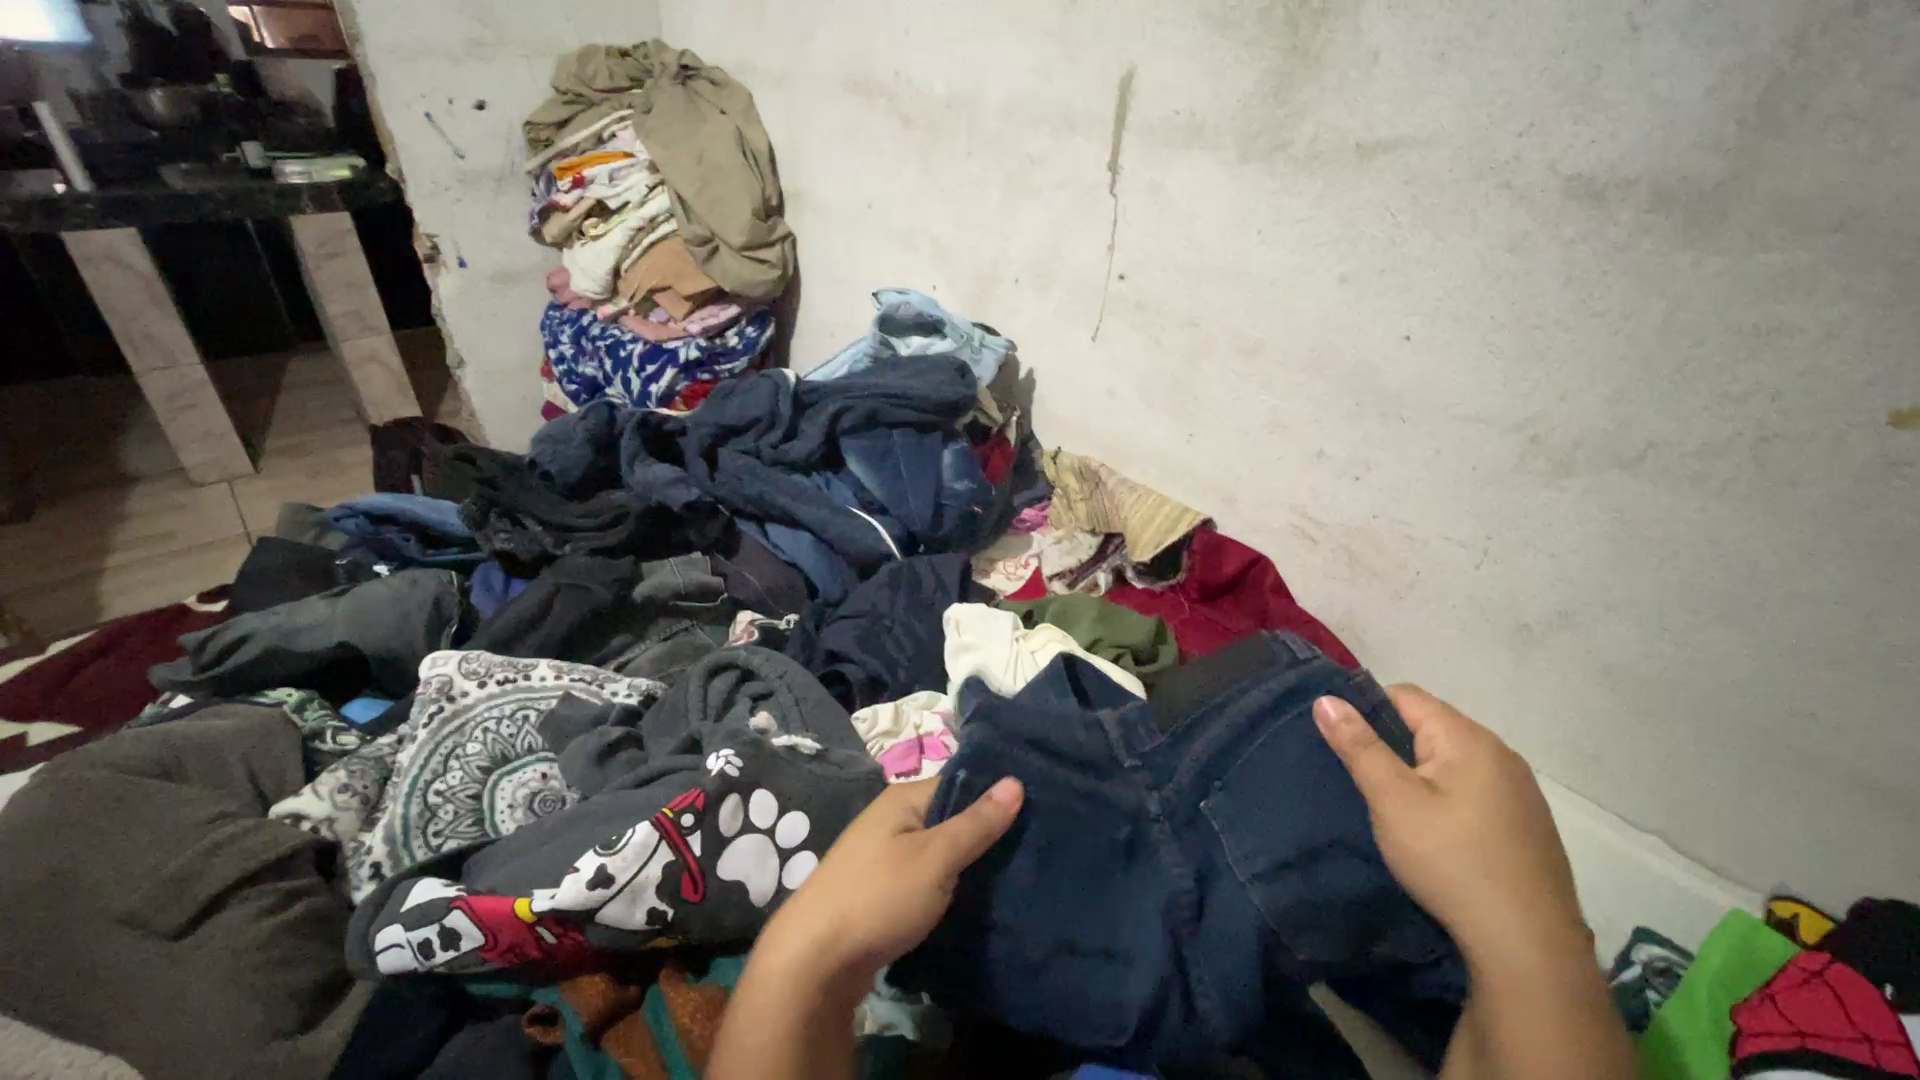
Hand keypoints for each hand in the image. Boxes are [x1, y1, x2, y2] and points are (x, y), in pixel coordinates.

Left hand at [753, 775, 1023, 987]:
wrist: (814, 960)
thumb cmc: (879, 897)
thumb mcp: (936, 858)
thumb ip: (976, 823)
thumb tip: (1015, 780)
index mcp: (903, 798)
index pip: (961, 783)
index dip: (997, 795)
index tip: (1041, 811)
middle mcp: (892, 819)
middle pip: (951, 818)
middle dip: (987, 834)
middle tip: (1036, 849)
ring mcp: (884, 856)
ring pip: (940, 852)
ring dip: (969, 865)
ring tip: (1017, 876)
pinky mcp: (882, 891)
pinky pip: (926, 878)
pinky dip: (949, 887)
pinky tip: (977, 902)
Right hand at [1313, 685, 1586, 960]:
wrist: (1527, 942)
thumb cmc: (1450, 859)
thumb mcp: (1392, 800)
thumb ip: (1359, 746)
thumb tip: (1326, 698)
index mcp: (1467, 737)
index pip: (1406, 695)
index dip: (1366, 709)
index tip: (1342, 743)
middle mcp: (1500, 752)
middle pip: (1430, 725)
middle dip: (1392, 743)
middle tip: (1363, 780)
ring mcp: (1520, 789)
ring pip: (1452, 759)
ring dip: (1420, 772)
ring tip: (1394, 807)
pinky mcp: (1527, 822)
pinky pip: (1474, 788)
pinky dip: (1448, 796)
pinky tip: (1438, 832)